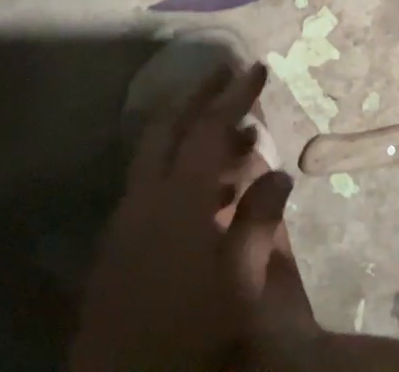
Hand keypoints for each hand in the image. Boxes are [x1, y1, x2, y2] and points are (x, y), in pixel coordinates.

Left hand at [67, 64, 291, 370]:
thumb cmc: (190, 331)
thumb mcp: (241, 280)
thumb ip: (260, 221)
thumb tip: (279, 175)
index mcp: (178, 201)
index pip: (208, 130)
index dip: (235, 95)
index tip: (258, 67)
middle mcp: (144, 200)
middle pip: (168, 129)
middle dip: (199, 95)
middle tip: (228, 71)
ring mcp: (126, 222)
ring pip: (157, 157)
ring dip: (193, 135)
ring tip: (240, 133)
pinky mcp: (119, 245)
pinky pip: (151, 185)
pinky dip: (181, 167)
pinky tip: (212, 188)